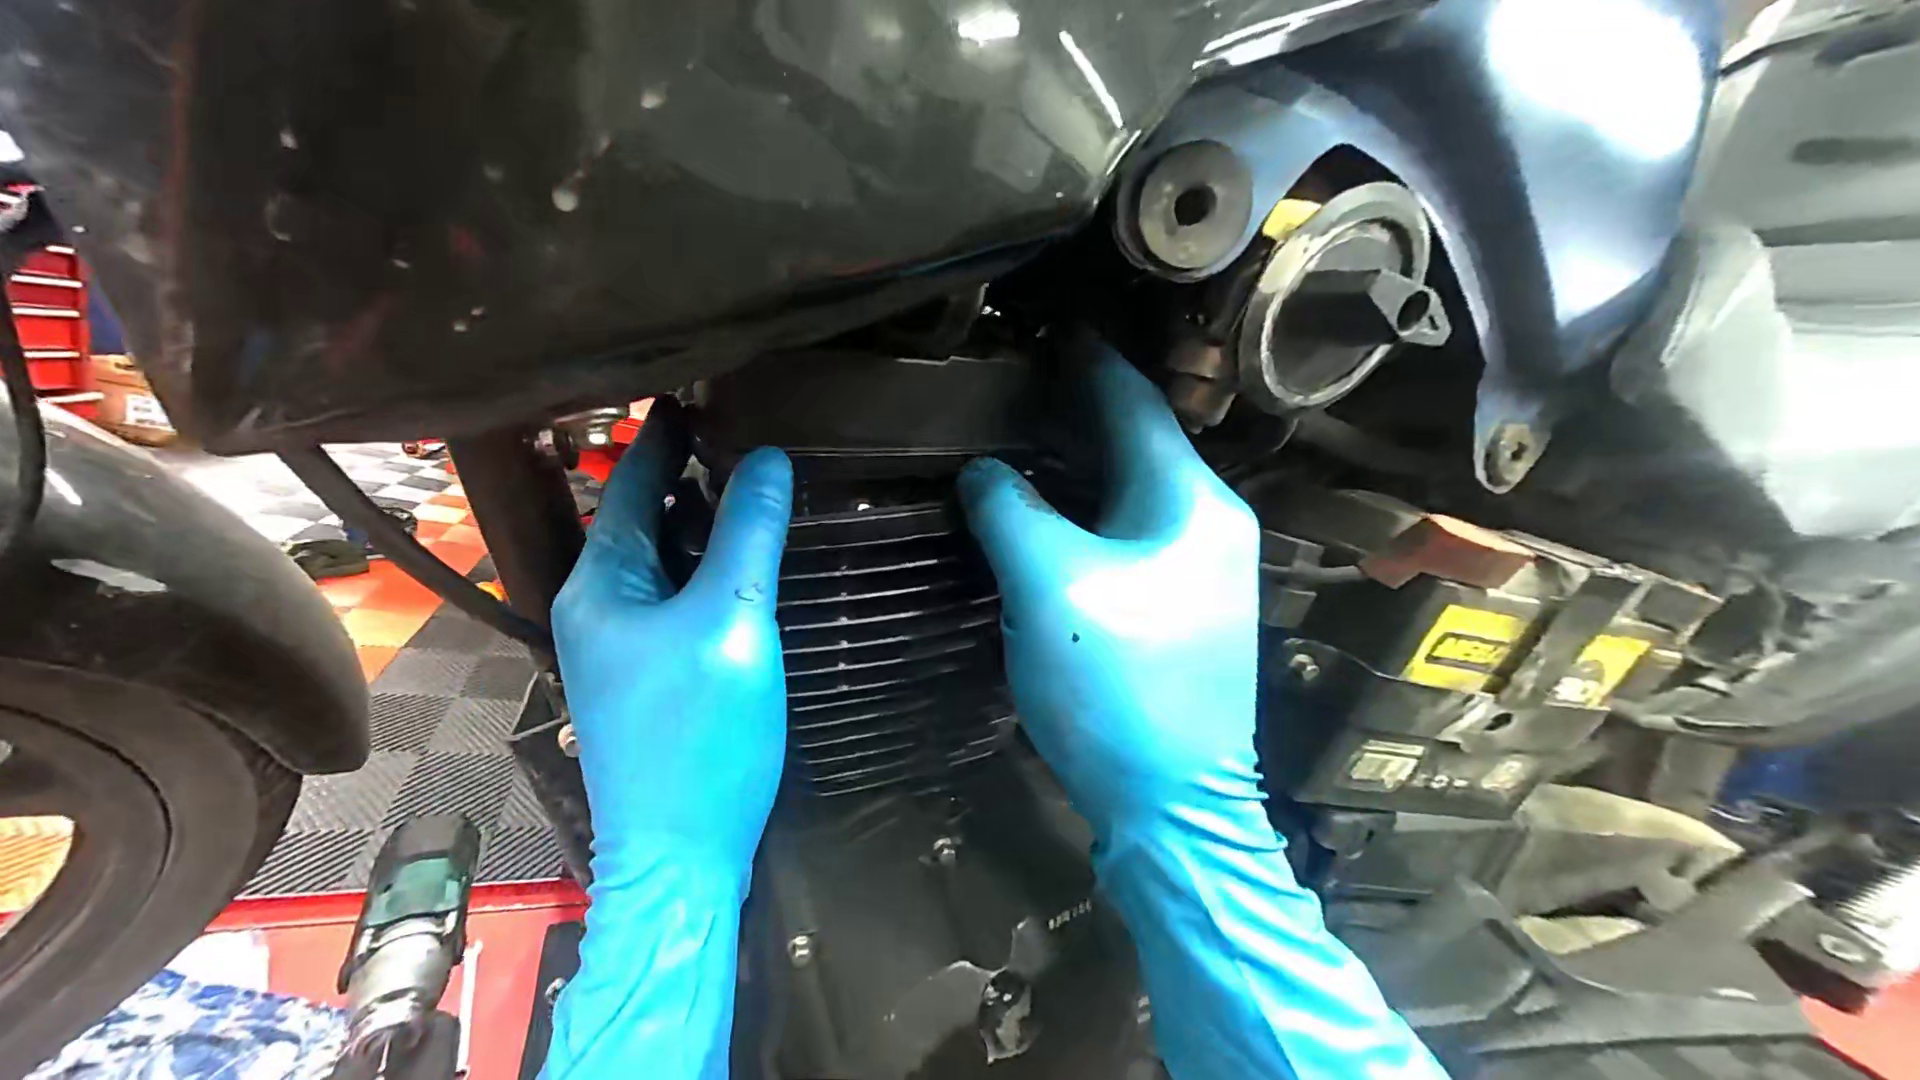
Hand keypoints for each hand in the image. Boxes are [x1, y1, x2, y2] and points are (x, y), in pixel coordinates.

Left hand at [551, 401, 793, 883]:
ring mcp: (628, 643)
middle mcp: (602, 607)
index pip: (626, 487)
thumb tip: (769, 460)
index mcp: (601, 585)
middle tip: (739, 430)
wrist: (683, 849)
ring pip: (666, 559)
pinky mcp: (657, 670)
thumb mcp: (732, 621)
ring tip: (750, 479)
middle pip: (643, 520)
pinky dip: (710, 564)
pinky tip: (747, 555)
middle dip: (685, 474)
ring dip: (701, 519)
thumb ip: (749, 536)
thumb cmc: (700, 734)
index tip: (692, 396)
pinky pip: (682, 595)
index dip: (661, 439)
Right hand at [957, 330, 1264, 843]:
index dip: (1089, 365)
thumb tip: (983, 471)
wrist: (1170, 804)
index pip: (1134, 407)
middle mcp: (1207, 522)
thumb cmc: (1115, 686)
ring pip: (1127, 493)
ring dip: (1077, 466)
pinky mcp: (1178, 605)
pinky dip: (1085, 512)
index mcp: (1189, 501)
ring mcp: (1198, 567)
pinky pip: (1126, 533)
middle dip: (1077, 414)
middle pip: (1134, 446)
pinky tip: (1047, 512)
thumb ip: (1010, 512)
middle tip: (1016, 386)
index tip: (1052, 332)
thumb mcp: (1049, 585)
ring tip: (1021, 439)